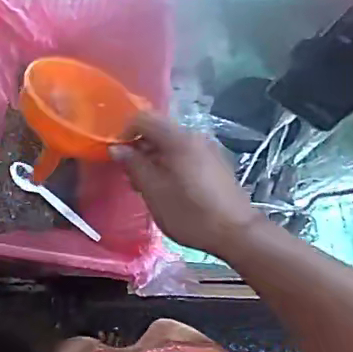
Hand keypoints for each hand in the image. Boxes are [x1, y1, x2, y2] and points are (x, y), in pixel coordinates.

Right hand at [110, 111, 262, 257]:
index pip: (143, 118)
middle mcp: (194, 136)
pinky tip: (167, 188)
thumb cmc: (190, 213)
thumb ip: (134, 165)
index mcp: (178, 139)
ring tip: (146, 185)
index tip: (116, 155)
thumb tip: (117, 148)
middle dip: (138, 147)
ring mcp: (207, 149)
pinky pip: (184, 154)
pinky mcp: (214, 163)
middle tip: (129, 175)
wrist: (236, 233)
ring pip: (171, 143)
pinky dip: (169, 164)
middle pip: (158, 130)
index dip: (124, 132)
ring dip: (153, 158)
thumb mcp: (154, 192)